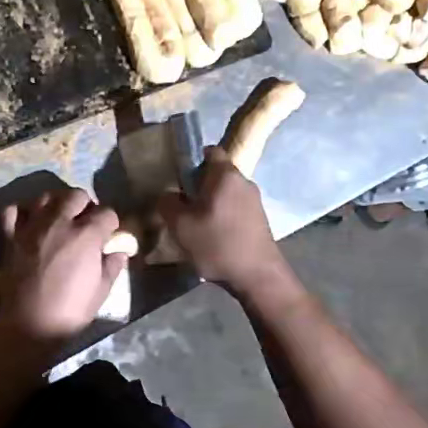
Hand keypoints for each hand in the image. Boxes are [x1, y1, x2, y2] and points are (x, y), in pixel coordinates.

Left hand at [0, 188, 125, 347]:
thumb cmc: (71, 311)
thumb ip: (112, 266)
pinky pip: (12, 211)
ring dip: (57, 203)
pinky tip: (30, 221)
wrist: (30, 325)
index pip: (106, 213)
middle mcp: (59, 222)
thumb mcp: (102, 291)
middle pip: (76, 196)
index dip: (111, 223)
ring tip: (60, 218)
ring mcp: (32, 227)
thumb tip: (119, 252)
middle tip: (85, 222)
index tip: (109, 234)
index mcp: (86, 235)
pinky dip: (21, 211)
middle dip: (86, 205)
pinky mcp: (10, 237)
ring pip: (45, 197)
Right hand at [157, 147, 292, 296]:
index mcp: (226, 175)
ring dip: (210, 204)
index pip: (210, 151)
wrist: (256, 276)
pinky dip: (222, 217)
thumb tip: (167, 195)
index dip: (192, 160)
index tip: (178, 178)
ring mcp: (255, 201)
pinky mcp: (260, 220)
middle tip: (181, 205)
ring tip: (194, 225)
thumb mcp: (180, 226)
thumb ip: (168, 204)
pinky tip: (212, 237)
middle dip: (198, 186)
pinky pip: (235, 209)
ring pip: (226, 194)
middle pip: (217, 174)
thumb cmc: (217, 244)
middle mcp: (244, 181)